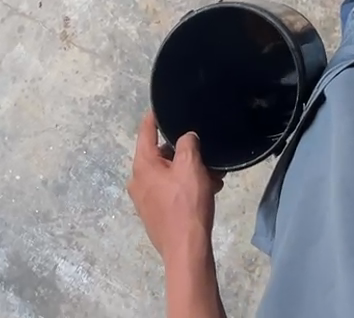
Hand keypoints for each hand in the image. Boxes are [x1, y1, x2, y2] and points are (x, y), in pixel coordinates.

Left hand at [128, 112, 222, 265]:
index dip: (155, 115)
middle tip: (206, 150)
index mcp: (142, 165)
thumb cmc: (186, 203)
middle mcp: (138, 180)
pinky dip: (186, 185)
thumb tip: (186, 138)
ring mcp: (145, 199)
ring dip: (190, 170)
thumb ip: (187, 143)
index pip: (145, 130)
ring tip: (215, 174)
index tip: (163, 104)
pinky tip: (208, 189)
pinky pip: (170, 189)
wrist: (186, 250)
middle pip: (161, 153)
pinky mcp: (155, 213)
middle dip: (185, 150)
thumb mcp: (190, 165)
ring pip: (169, 172)